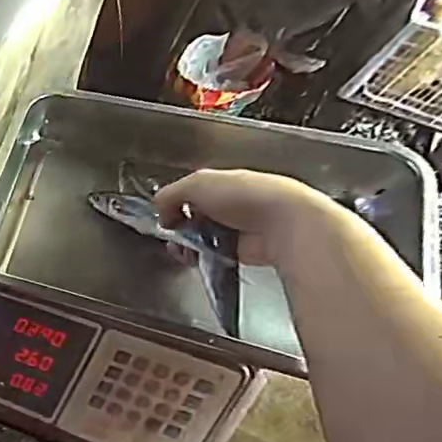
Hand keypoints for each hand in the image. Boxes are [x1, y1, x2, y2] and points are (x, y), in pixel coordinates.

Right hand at [153, 169, 346, 267]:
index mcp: (223, 183)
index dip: (171, 204)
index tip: (164, 213)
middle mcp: (228, 205)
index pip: (187, 194)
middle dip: (175, 228)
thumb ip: (170, 193)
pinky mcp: (236, 251)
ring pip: (195, 239)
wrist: (284, 224)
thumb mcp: (198, 183)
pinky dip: (197, 258)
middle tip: (173, 232)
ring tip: (184, 248)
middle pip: (189, 219)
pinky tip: (196, 256)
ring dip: (184, 245)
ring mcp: (233, 229)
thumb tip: (158, 206)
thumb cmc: (250, 196)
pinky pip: (207, 255)